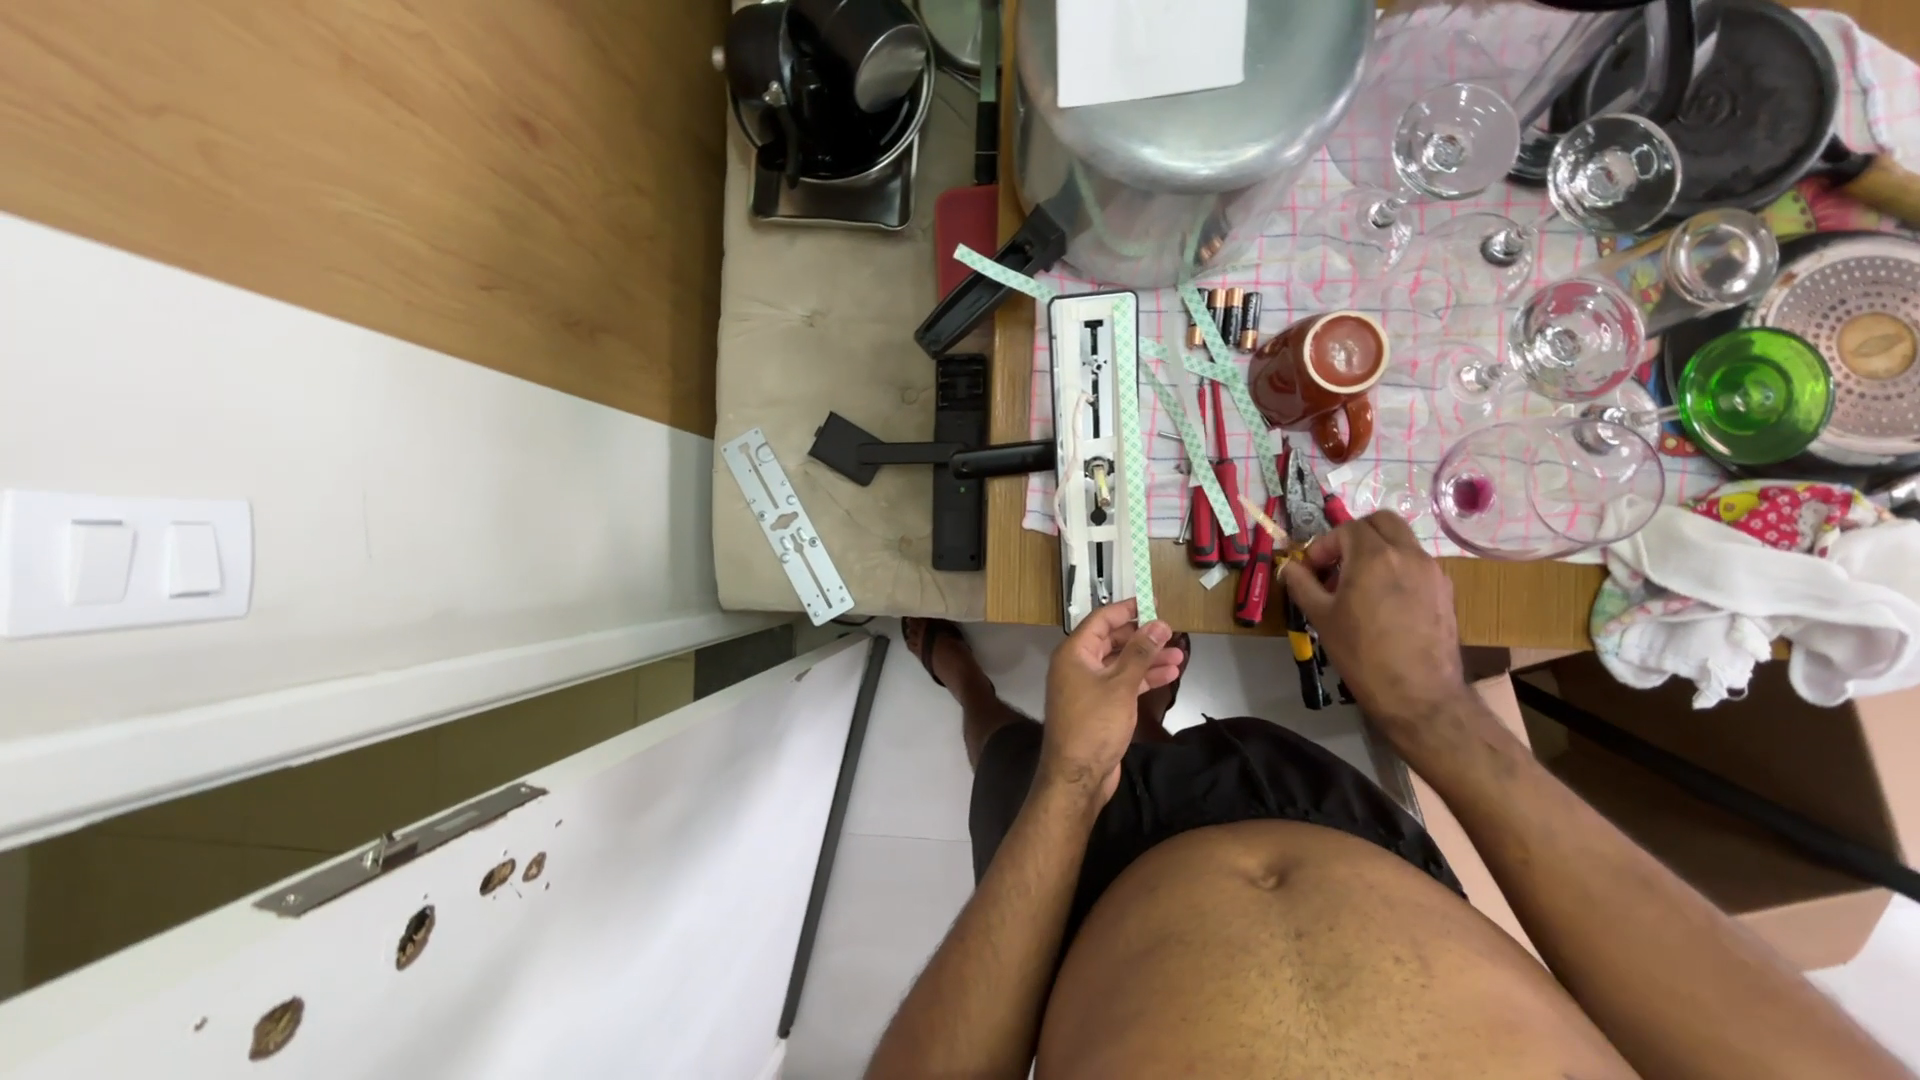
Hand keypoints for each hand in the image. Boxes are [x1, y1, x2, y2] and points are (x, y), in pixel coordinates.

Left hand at [1040, 600, 1183, 804]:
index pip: (1101, 619)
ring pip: (1121, 663)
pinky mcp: (1100, 706)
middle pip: (1112, 640)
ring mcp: (1088, 686)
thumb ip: (1140, 652)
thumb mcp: (1120, 685)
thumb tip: (1159, 624)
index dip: (1127, 609)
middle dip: (1143, 636)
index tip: (1153, 602)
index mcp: (1074, 652)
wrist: (1077, 775)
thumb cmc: (1094, 725)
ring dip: (1148, 658)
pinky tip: (1169, 675)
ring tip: (1180, 655)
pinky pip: (1123, 682)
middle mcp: (1078, 665)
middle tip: (1172, 632)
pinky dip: (1143, 678)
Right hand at [1280, 512, 1476, 750]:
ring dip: (1378, 551)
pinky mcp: (1445, 591)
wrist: (1418, 693)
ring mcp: (1432, 571)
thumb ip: (1302, 584)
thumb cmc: (1362, 653)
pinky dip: (1398, 569)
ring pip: (1402, 542)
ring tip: (1361, 585)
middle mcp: (1408, 554)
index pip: (1347, 529)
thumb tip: (1289, 567)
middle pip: (1382, 521)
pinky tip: (1385, 603)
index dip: (1324, 545)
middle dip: (1356, 534)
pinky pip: (1417, 565)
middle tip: (1339, 562)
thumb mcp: (1321, 617)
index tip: (1313, 571)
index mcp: (1374, 556)